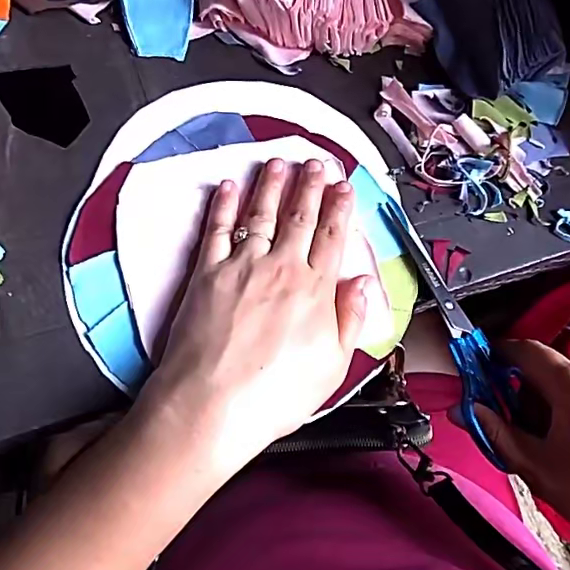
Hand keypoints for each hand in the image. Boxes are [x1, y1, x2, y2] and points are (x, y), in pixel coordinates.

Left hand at [137, 158, 371, 473]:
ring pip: (261, 214)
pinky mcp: (207, 274)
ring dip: (272, 185)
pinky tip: (229, 188)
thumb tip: (362, 286)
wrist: (211, 406)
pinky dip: (223, 205)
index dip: (339, 209)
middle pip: (300, 217)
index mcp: (314, 291)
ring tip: (280, 164)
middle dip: (311, 185)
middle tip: (317, 164)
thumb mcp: (332, 366)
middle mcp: (280, 270)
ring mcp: (242, 267)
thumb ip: (350, 319)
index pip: (332, 237)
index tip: (343, 189)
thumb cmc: (269, 395)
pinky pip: (217, 229)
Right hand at [479, 341, 569, 569]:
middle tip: (524, 429)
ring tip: (565, 448)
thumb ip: (497, 433)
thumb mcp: (540, 470)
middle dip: (530, 391)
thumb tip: (468, 410)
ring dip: (561, 402)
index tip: (484, 373)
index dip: (498, 357)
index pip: (526, 351)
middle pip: (553, 369)